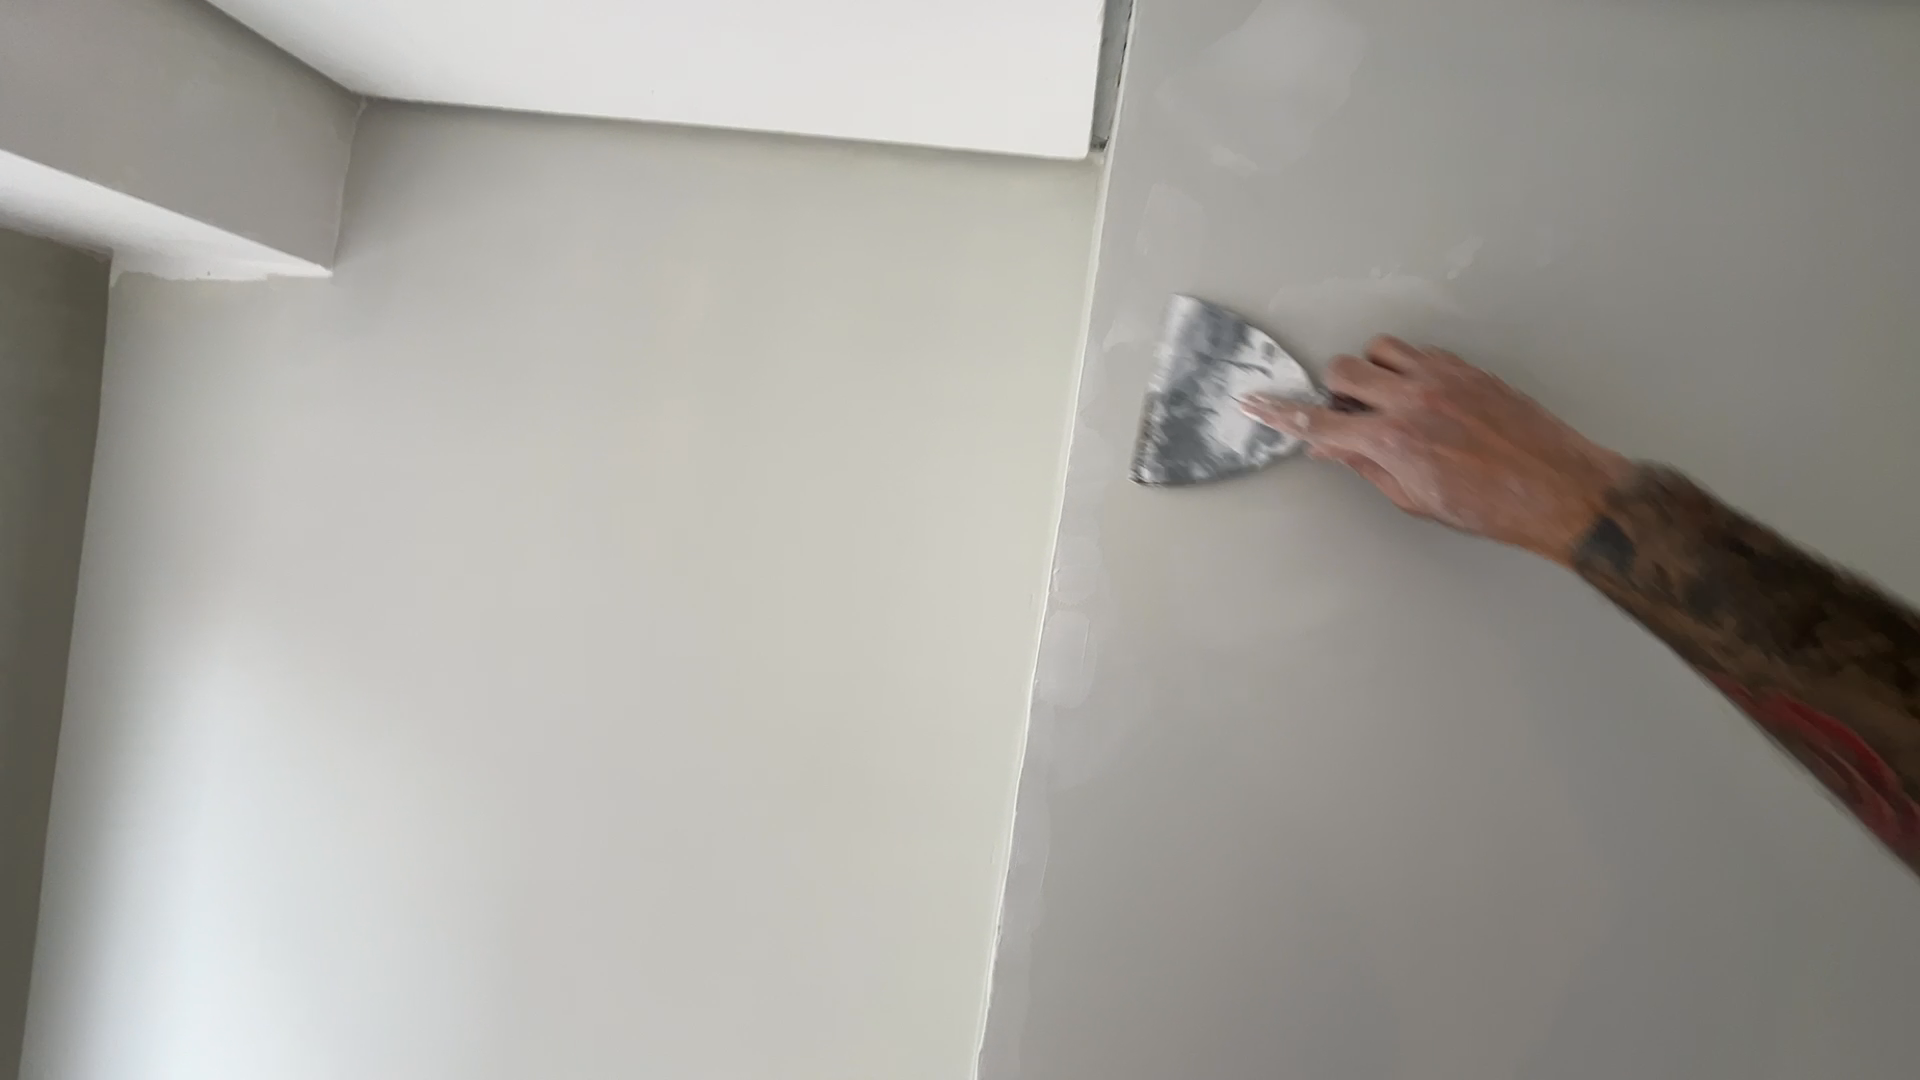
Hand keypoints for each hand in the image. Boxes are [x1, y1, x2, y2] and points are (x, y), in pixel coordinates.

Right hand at [1240, 336, 1631, 564]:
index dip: (1279, 412)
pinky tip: (1420, 395)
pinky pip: (1420, 352)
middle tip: (1349, 413)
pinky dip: (1407, 368)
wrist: (1559, 489)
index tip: (1253, 402)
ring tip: (1385, 398)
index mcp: (1391, 440)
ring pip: (1380, 349)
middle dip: (1334, 389)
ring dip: (1371, 371)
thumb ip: (1362, 464)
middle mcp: (1412, 401)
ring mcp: (1442, 379)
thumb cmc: (1483, 506)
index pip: (1317, 420)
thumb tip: (1326, 444)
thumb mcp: (1410, 497)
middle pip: (1343, 370)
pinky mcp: (1469, 369)